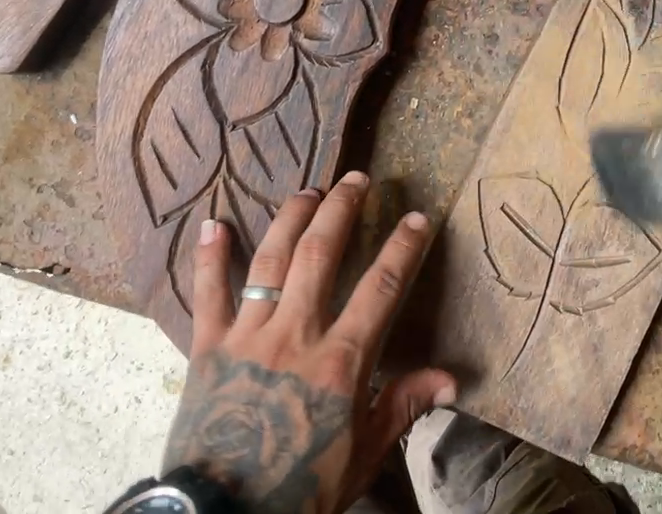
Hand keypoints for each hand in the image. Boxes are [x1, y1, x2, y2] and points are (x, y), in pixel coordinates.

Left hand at [163, 171, 456, 513]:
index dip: (403, 248)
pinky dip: (209, 258)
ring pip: (272, 261)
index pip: (382, 287)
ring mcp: (248, 335)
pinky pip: (208, 294)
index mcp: (340, 360)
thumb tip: (453, 380)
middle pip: (321, 254)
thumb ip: (404, 405)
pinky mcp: (208, 348)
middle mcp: (296, 334)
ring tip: (308, 189)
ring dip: (291, 218)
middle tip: (356, 179)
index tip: (417, 218)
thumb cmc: (302, 487)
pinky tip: (212, 223)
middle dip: (342, 210)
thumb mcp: (364, 453)